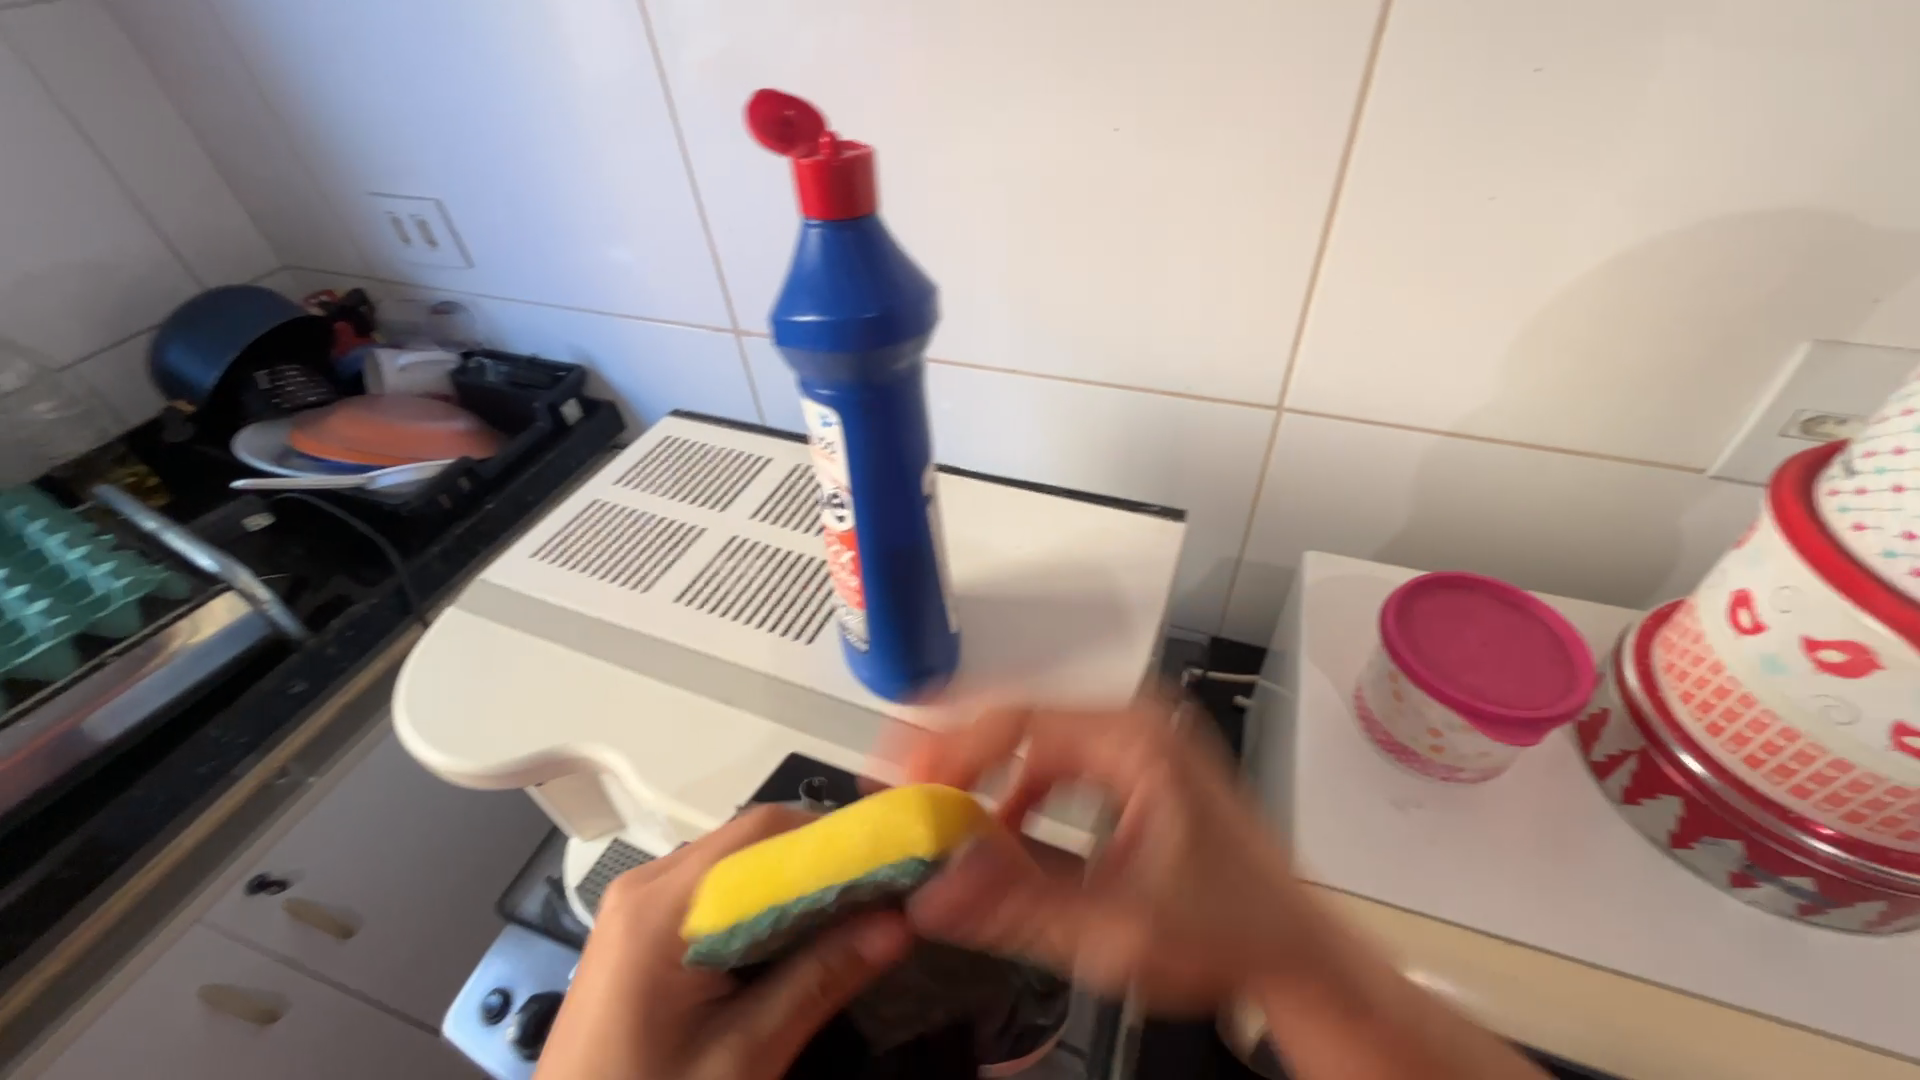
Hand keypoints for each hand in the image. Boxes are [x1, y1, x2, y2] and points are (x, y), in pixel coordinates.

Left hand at [535, 806, 912, 1079]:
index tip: (894, 863)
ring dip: (795, 879)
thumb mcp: (741, 1058)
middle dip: (821, 859)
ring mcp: (638, 903)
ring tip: (853, 910)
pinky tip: (797, 934)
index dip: (836, 839)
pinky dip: (763, 900)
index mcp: (662, 905)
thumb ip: (820, 980)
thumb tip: (902, 923)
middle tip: (883, 891)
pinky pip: (715, 890)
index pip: (765, 832)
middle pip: (751, 840)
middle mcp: (646, 883)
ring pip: (738, 862)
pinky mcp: (639, 928)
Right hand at [899, 697, 1317, 1011]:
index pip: (1018, 719)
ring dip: (982, 771)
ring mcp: (1137, 741)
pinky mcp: (1132, 765)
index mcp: (1138, 740)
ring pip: (1032, 738)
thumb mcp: (1116, 929)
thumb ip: (1017, 906)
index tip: (901, 771)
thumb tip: (939, 887)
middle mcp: (1138, 725)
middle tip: (903, 786)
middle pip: (1019, 720)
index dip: (948, 744)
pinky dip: (1015, 787)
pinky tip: (996, 823)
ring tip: (938, 805)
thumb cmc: (1236, 929)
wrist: (1294, 950)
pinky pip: (1055, 759)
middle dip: (955, 754)